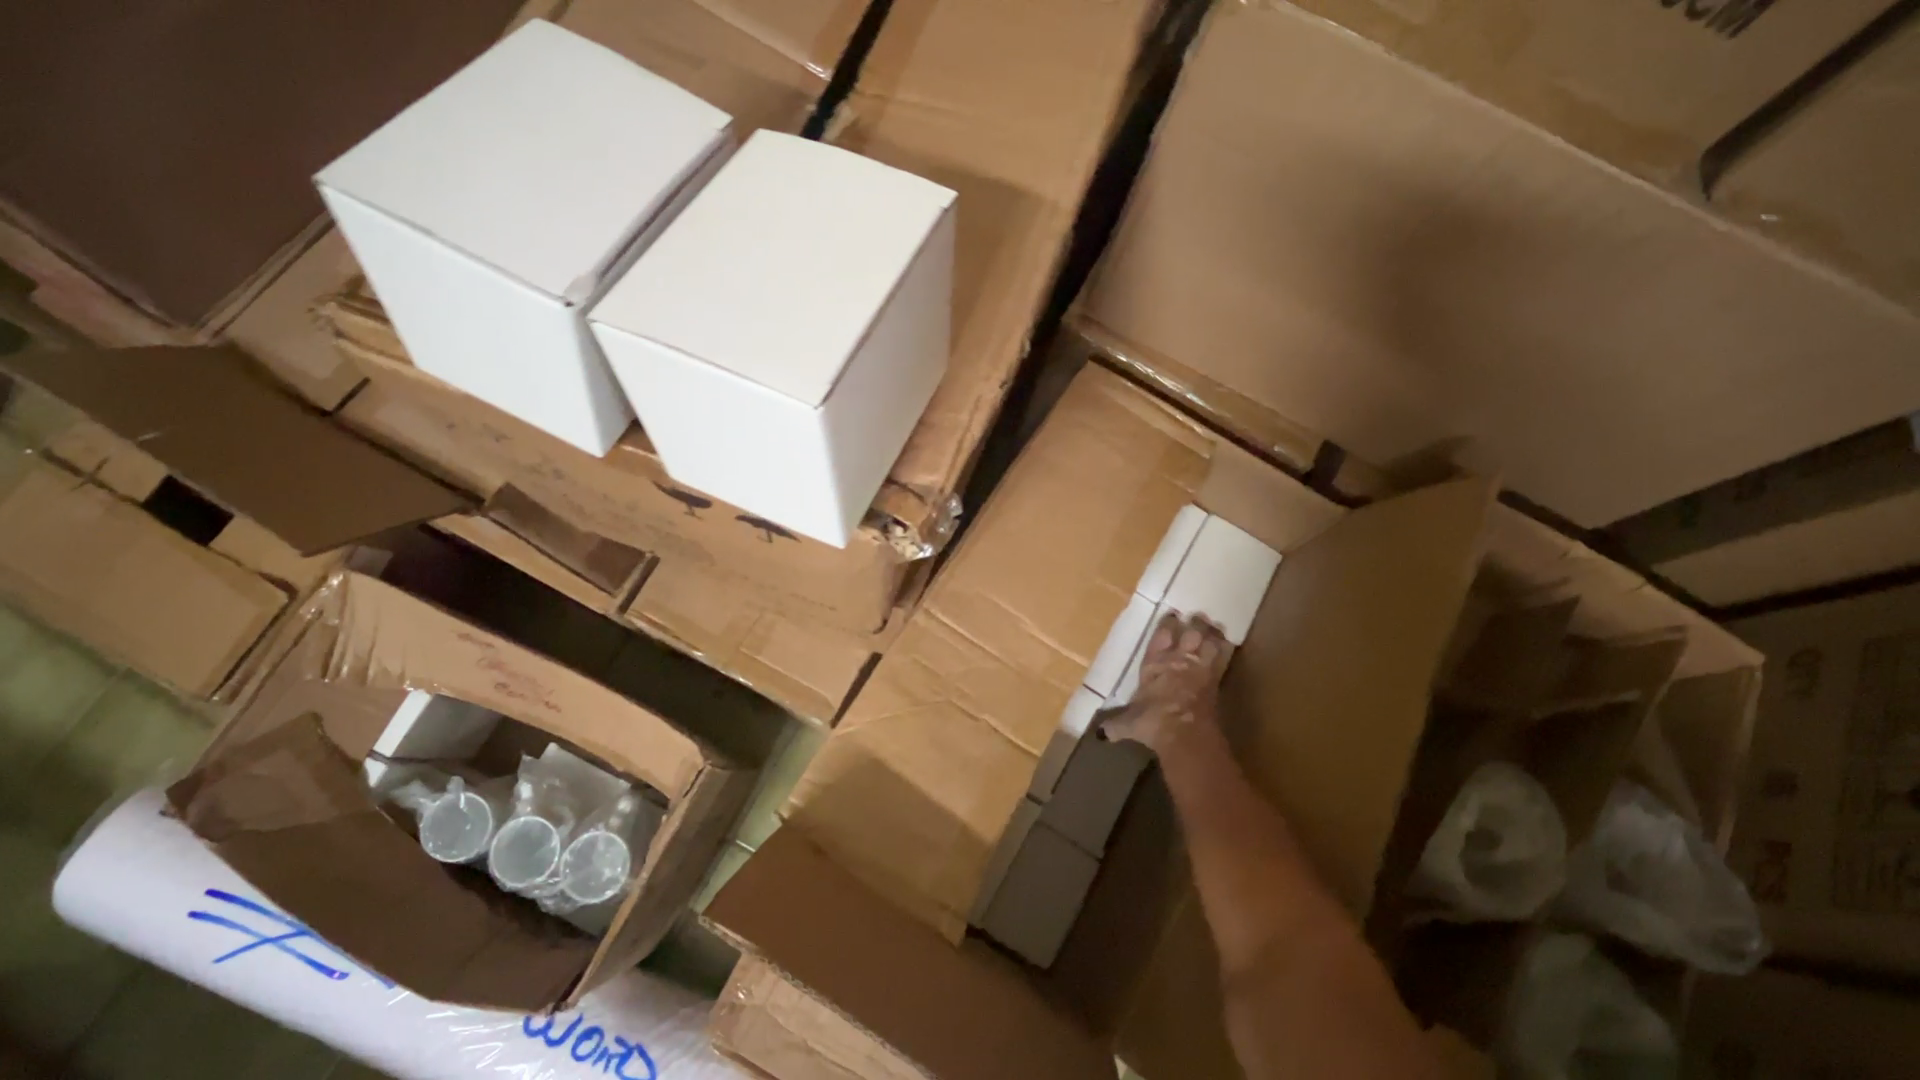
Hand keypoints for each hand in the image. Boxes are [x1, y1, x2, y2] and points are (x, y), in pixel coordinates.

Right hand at [1099, 612, 1231, 753]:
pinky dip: (1226, 649)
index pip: (1161, 635)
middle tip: (1197, 617)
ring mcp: (1199, 667)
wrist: (1184, 732)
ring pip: (1209, 640)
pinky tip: (1227, 644)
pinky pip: (1223, 657)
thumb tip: (1101, 734)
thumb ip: (1116, 724)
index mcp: (1154, 664)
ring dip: (1212, 633)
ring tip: (1214, 626)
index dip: (1167, 623)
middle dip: (1194, 624)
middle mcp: (1177, 660)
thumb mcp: (1129, 723)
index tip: (1172, 614)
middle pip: (1190, 632)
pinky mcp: (1216, 679)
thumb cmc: (1152, 721)